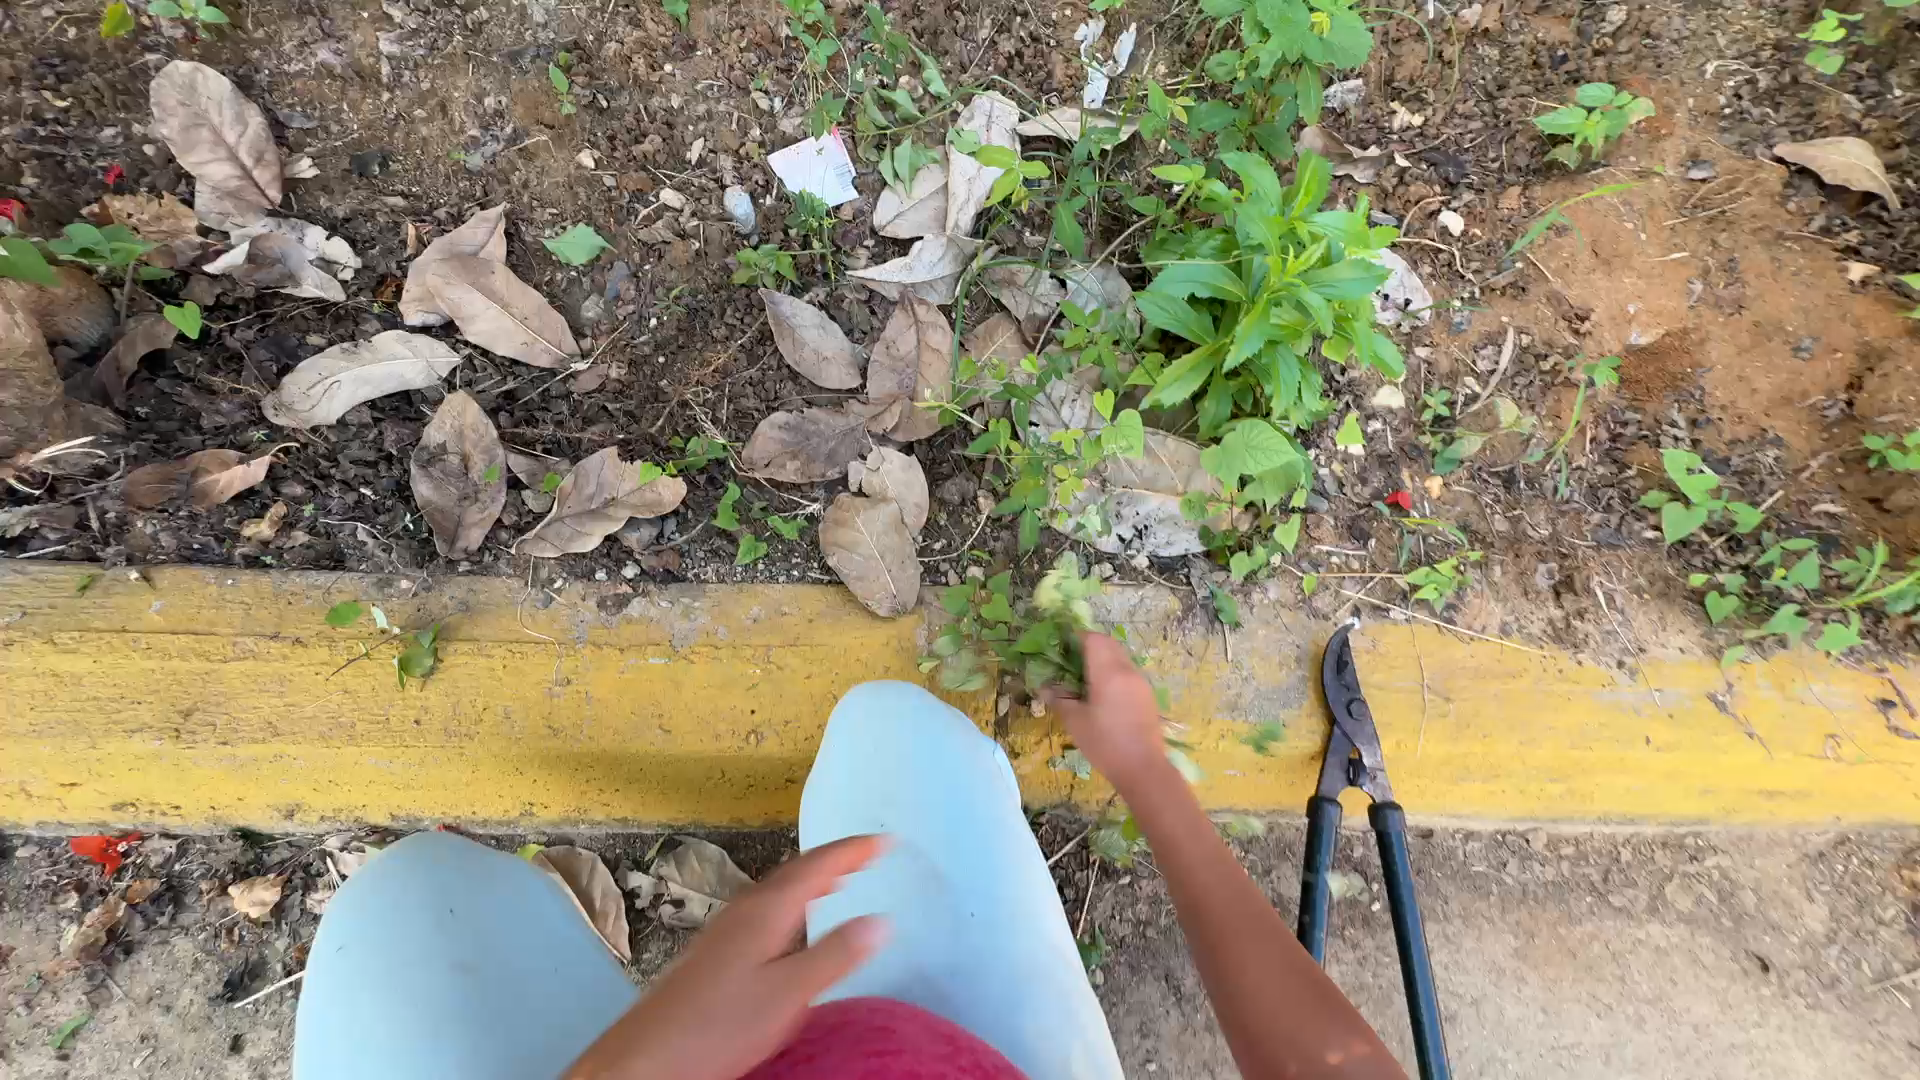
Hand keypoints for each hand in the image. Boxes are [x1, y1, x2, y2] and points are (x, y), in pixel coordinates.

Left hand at [563, 836, 887, 1079]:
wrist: (642, 1061)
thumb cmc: (719, 1024)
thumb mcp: (787, 994)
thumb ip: (834, 955)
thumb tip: (883, 920)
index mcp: (768, 908)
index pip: (819, 865)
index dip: (853, 850)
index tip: (886, 840)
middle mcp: (748, 906)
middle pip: (799, 870)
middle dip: (836, 858)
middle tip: (870, 854)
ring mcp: (729, 926)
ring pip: (782, 888)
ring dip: (815, 878)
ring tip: (842, 878)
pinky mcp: (718, 949)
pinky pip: (770, 905)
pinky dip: (796, 899)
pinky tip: (795, 922)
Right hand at [1046, 632, 1170, 793]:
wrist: (1143, 769)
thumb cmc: (1105, 743)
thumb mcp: (1074, 721)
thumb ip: (1059, 698)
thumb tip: (1044, 686)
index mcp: (1108, 672)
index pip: (1093, 639)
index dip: (1076, 637)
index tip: (1061, 647)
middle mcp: (1127, 670)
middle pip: (1109, 643)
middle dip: (1089, 645)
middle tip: (1070, 660)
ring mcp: (1140, 682)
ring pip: (1120, 656)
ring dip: (1103, 657)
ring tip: (1084, 676)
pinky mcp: (1147, 694)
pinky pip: (1128, 671)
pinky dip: (1113, 670)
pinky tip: (1102, 692)